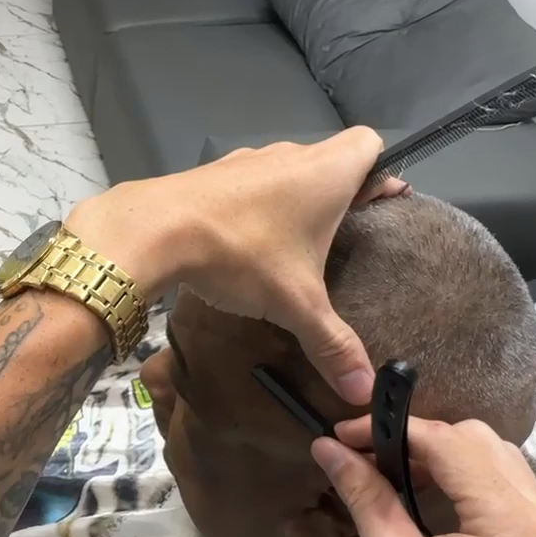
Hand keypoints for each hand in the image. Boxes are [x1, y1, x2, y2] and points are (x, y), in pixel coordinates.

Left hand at [65, 128, 404, 402]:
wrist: (155, 229)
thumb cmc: (242, 254)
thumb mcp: (295, 303)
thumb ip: (332, 342)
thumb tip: (363, 392)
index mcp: (325, 170)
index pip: (370, 144)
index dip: (380, 172)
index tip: (377, 208)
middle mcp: (289, 153)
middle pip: (326, 159)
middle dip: (335, 194)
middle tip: (335, 238)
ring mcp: (244, 159)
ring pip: (282, 170)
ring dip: (289, 200)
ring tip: (286, 244)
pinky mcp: (208, 173)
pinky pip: (243, 184)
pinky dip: (250, 205)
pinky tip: (240, 240)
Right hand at [311, 416, 535, 536]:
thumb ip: (366, 497)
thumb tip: (328, 447)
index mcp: (512, 522)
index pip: (448, 442)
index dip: (389, 430)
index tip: (341, 437)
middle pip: (477, 440)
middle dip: (415, 438)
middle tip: (363, 457)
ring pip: (494, 458)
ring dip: (439, 456)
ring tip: (389, 475)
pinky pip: (504, 487)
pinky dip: (462, 478)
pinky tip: (426, 499)